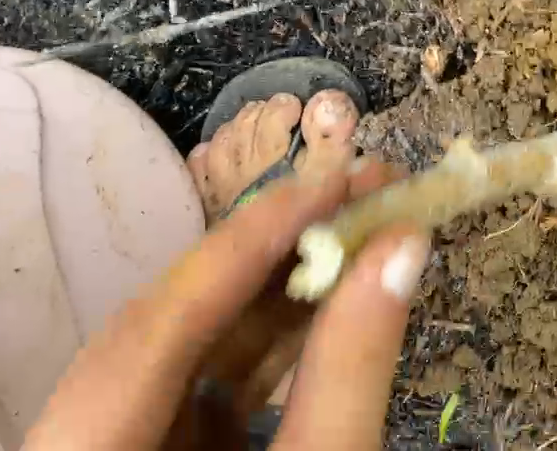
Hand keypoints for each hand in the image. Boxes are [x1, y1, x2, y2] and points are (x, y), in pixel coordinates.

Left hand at [24, 159, 428, 450]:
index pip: (149, 333)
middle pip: (168, 326)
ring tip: (369, 225)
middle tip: (369, 189)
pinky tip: (338, 294)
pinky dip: (278, 332)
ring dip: (285, 282)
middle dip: (275, 249)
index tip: (335, 179)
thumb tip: (407, 245)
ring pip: (192, 345)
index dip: (245, 244)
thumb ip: (355, 367)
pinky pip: (210, 377)